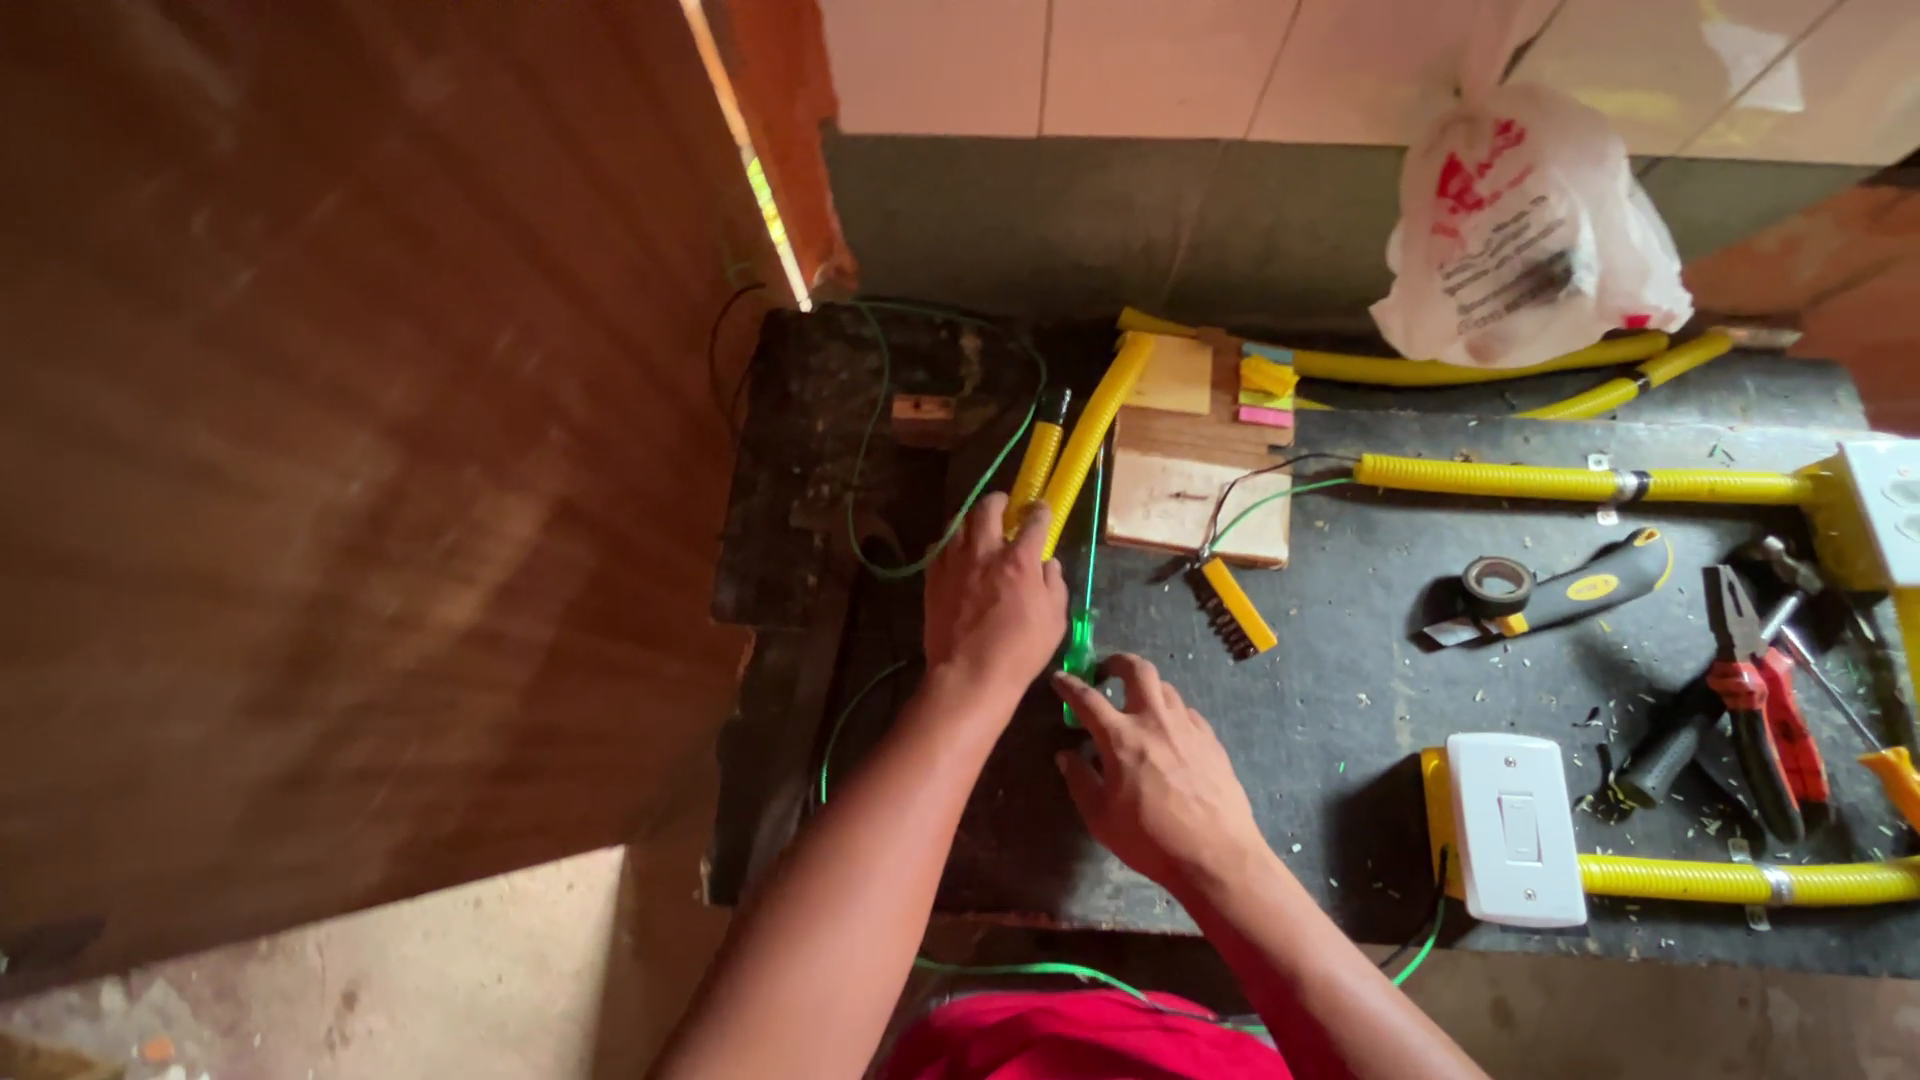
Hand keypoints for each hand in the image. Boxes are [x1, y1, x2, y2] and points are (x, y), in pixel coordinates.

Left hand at [923, 492, 1067, 694]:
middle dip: (999, 501)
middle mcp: (985, 552)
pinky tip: (953, 552)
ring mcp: (954, 563)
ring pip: (957, 523)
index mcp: (1020, 560)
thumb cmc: (1020, 651)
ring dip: (970, 519)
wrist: (970, 674)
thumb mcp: (1055, 620)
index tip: (1041, 509)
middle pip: (988, 509)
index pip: (1033, 521)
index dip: (1039, 511)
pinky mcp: (932, 578)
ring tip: (976, 526)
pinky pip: (937, 547)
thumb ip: (1054, 585)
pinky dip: (948, 543)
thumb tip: (1048, 564)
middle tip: (1004, 504)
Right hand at [1053, 655, 1271, 893]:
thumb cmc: (1150, 839)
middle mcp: (1154, 721)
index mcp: (1121, 737)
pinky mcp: (1212, 741)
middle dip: (1118, 662)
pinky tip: (1170, 733)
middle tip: (1107, 672)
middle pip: (1137, 670)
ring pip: (1166, 687)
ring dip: (1147, 687)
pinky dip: (1172, 712)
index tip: (1059, 678)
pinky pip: (1188, 712)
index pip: (1087, 699)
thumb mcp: (1100, 818)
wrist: (1217, 856)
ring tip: (1138, 704)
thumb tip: (1067, 755)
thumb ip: (1080, 780)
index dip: (1069, 685)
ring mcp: (1187, 728)